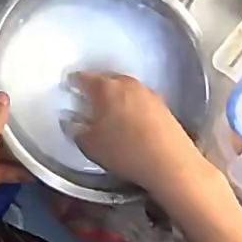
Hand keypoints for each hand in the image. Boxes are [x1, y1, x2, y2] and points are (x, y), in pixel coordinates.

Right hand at [67, 73, 207, 193]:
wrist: (171, 164)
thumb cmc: (125, 151)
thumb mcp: (91, 145)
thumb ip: (76, 130)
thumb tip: (71, 121)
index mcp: (105, 88)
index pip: (83, 78)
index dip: (74, 81)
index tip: (69, 85)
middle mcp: (127, 84)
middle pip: (106, 79)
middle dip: (96, 86)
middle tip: (87, 98)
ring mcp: (148, 93)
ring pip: (125, 88)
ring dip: (115, 95)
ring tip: (108, 110)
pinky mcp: (163, 106)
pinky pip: (139, 99)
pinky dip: (131, 105)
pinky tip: (129, 120)